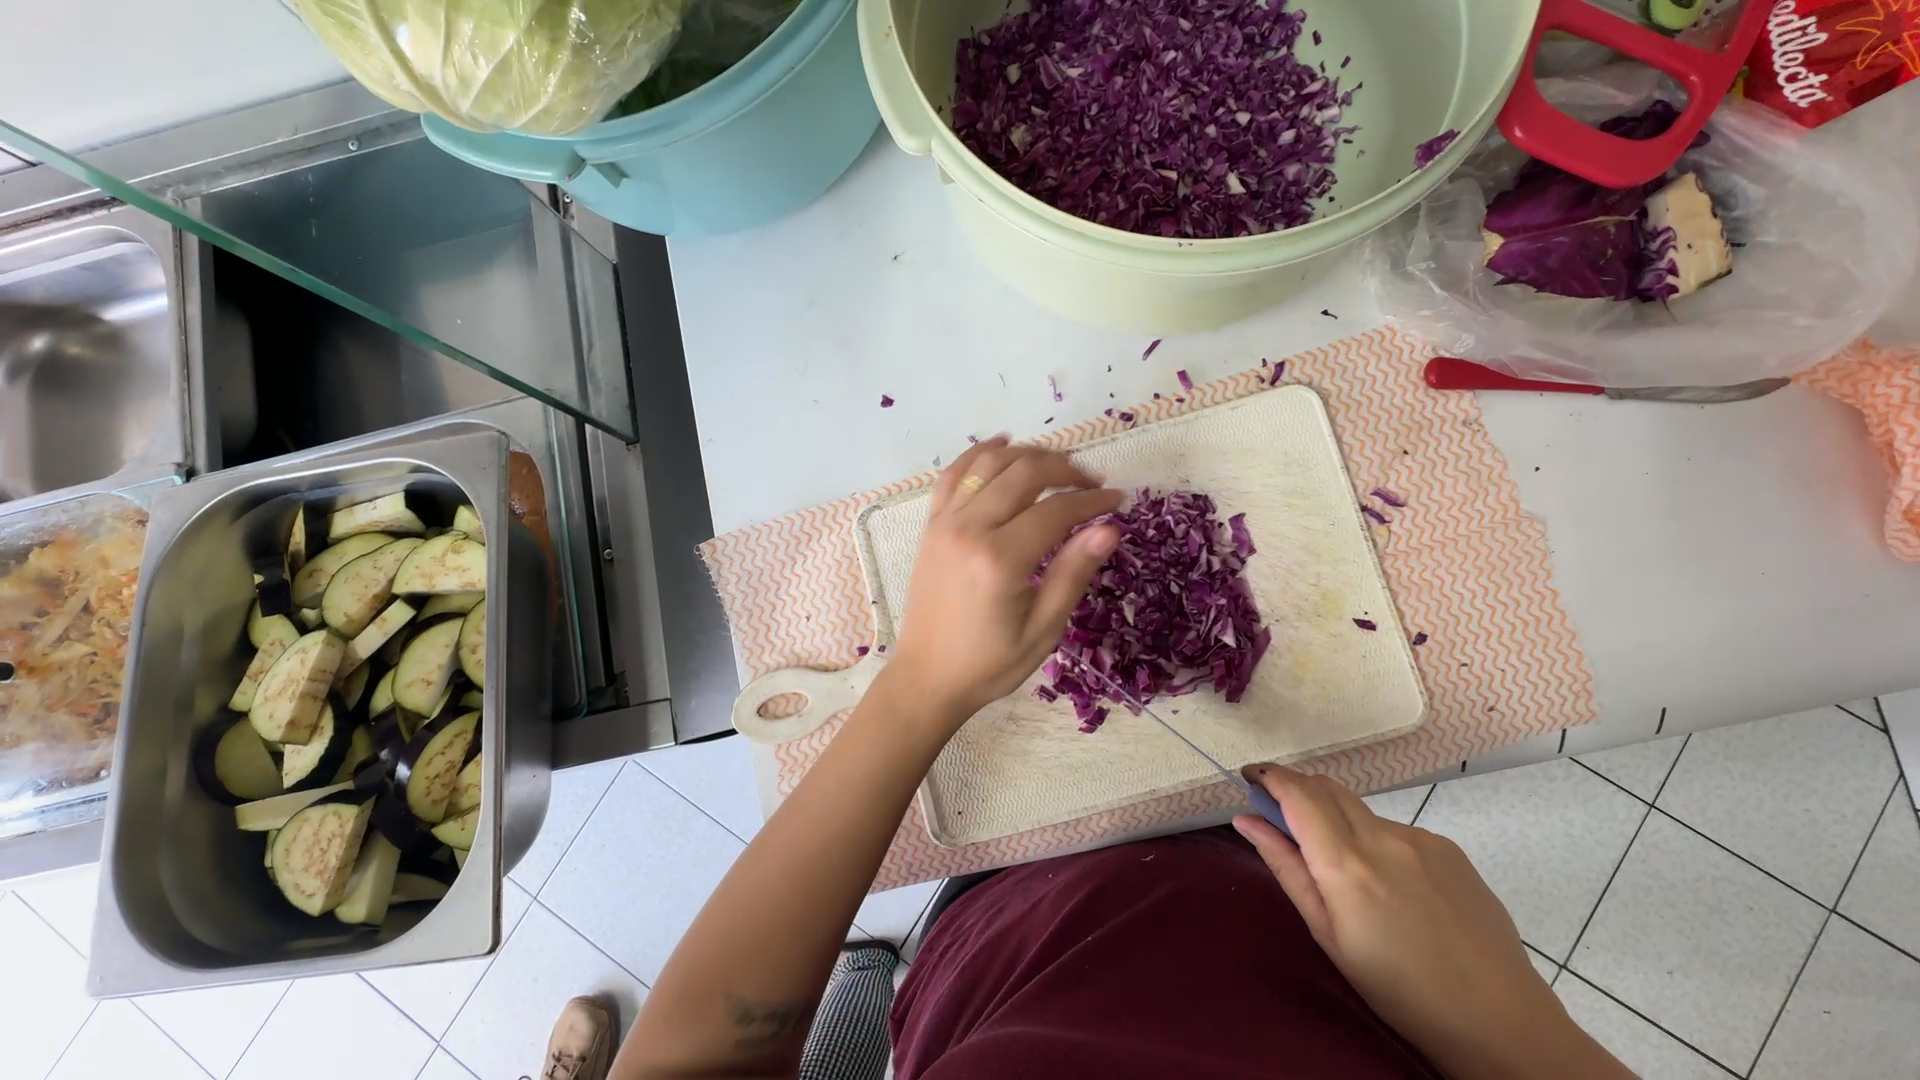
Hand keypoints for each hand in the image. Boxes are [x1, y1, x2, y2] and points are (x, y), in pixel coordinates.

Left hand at [883, 437, 1121, 728]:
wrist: (926, 678)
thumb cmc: (989, 663)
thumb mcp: (1043, 629)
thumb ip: (1073, 573)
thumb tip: (1109, 529)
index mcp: (1000, 560)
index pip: (1057, 510)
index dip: (1092, 501)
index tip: (1118, 501)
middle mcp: (969, 529)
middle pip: (1024, 472)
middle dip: (1065, 469)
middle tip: (1092, 483)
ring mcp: (945, 523)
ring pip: (989, 464)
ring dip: (1028, 455)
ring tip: (1058, 467)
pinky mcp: (931, 526)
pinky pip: (953, 474)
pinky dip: (980, 453)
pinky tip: (1003, 444)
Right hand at [1234, 766, 1631, 1079]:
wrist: (1498, 1018)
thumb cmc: (1398, 989)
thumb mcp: (1328, 935)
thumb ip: (1287, 869)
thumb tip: (1246, 820)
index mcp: (1346, 864)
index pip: (1299, 794)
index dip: (1270, 776)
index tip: (1249, 776)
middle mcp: (1383, 838)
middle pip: (1328, 788)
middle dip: (1297, 789)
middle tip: (1278, 814)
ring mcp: (1421, 839)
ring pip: (1361, 810)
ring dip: (1336, 819)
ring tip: (1342, 871)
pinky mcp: (1449, 848)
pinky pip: (1394, 830)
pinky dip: (1374, 840)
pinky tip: (1390, 887)